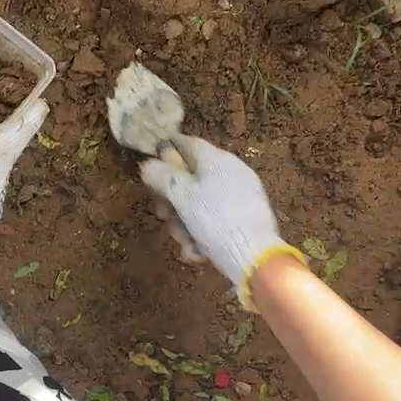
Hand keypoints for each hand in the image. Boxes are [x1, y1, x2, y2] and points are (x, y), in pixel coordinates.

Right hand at [140, 136, 297, 309]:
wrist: (254, 256)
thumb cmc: (215, 219)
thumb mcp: (182, 195)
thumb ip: (162, 177)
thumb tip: (147, 165)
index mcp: (218, 160)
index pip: (187, 144)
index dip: (166, 153)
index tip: (151, 169)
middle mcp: (231, 174)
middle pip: (190, 180)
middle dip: (172, 201)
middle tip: (163, 216)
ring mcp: (239, 199)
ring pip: (199, 206)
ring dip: (185, 225)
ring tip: (185, 242)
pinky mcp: (244, 221)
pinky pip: (214, 222)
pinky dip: (202, 236)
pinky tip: (198, 251)